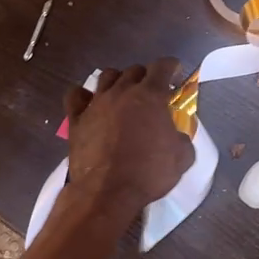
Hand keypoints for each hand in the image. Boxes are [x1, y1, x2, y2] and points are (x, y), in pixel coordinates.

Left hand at [63, 58, 195, 215]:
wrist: (108, 192)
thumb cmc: (149, 173)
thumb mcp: (183, 157)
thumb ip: (183, 139)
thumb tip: (177, 136)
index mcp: (150, 95)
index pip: (162, 66)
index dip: (171, 66)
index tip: (175, 73)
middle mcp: (122, 92)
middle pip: (134, 70)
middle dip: (146, 76)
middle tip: (151, 91)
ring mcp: (96, 103)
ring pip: (107, 76)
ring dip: (118, 80)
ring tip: (122, 93)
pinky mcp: (76, 119)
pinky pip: (75, 95)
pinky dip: (84, 95)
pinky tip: (90, 102)